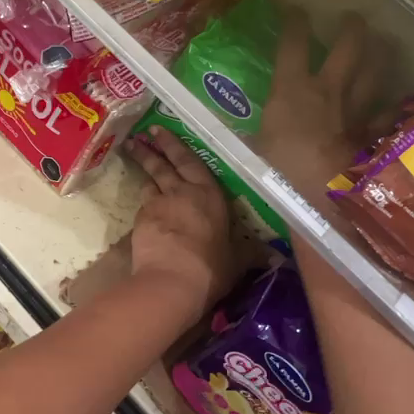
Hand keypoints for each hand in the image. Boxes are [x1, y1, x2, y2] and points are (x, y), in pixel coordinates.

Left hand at [125, 127, 237, 318]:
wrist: (172, 281)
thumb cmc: (211, 268)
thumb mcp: (238, 261)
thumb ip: (251, 254)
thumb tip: (276, 258)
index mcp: (210, 195)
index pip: (191, 162)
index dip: (174, 145)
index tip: (159, 131)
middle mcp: (181, 192)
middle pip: (163, 165)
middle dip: (151, 150)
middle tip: (137, 137)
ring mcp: (157, 205)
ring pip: (149, 184)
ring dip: (144, 176)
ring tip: (137, 170)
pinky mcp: (139, 221)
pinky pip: (142, 209)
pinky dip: (144, 209)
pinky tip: (145, 216)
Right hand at [258, 12, 388, 201]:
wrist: (324, 188)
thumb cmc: (280, 166)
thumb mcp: (254, 145)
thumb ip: (255, 130)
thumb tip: (238, 132)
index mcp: (292, 88)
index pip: (293, 45)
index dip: (294, 23)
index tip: (296, 10)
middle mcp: (328, 89)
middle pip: (347, 48)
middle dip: (352, 28)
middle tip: (354, 18)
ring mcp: (355, 109)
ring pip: (374, 73)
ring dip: (380, 55)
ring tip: (383, 43)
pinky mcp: (372, 130)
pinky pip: (385, 112)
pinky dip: (390, 105)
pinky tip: (395, 100)